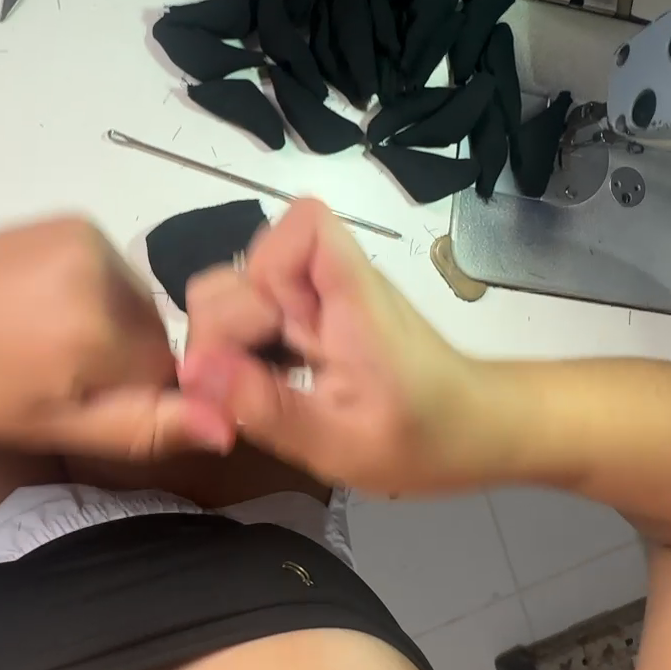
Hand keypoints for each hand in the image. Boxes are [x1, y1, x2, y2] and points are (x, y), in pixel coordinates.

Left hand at [0, 217, 234, 458]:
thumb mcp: (52, 426)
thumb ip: (141, 426)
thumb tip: (229, 425)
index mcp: (96, 327)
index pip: (165, 370)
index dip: (126, 393)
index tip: (75, 397)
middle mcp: (102, 267)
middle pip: (152, 330)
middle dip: (119, 357)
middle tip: (53, 372)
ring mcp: (85, 234)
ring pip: (133, 300)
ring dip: (108, 324)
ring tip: (42, 340)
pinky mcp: (70, 220)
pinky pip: (111, 270)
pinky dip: (92, 292)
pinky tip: (41, 306)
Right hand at [178, 199, 486, 492]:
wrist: (474, 430)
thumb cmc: (423, 438)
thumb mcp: (342, 445)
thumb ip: (269, 408)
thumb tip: (196, 371)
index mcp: (354, 296)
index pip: (305, 224)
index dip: (267, 267)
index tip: (265, 332)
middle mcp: (332, 282)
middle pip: (252, 261)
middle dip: (228, 322)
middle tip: (243, 383)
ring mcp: (320, 298)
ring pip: (243, 286)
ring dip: (231, 337)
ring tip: (253, 384)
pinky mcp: (311, 315)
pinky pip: (256, 310)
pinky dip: (243, 344)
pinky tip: (262, 380)